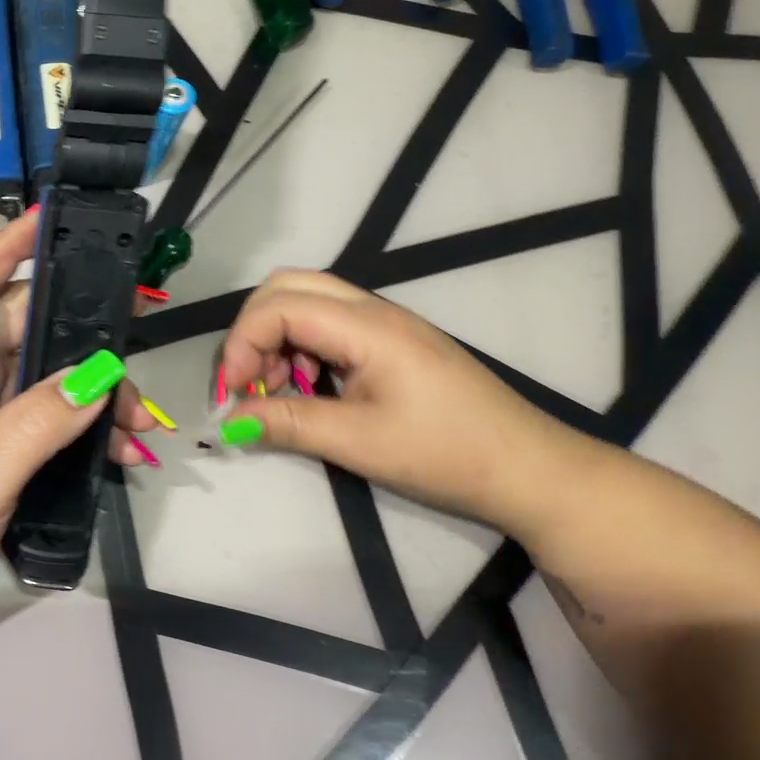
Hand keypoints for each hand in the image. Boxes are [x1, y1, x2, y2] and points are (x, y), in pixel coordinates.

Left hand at [0, 210, 153, 621]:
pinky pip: (52, 418)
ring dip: (96, 388)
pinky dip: (88, 427)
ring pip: (47, 375)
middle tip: (140, 322)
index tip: (49, 221)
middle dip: (81, 325)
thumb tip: (98, 373)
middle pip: (25, 328)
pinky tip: (122, 453)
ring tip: (139, 422)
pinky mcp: (0, 448)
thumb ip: (37, 423)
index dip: (2, 248)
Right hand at [220, 270, 584, 531]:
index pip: (278, 307)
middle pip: (286, 287)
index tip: (232, 394)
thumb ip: (286, 423)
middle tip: (248, 384)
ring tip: (277, 393)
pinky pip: (327, 326)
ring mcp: (385, 324)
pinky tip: (308, 390)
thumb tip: (227, 421)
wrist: (532, 472)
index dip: (241, 345)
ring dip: (274, 341)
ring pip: (305, 303)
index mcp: (368, 327)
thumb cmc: (448, 454)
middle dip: (252, 332)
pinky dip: (299, 350)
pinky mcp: (391, 344)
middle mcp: (373, 311)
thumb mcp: (358, 443)